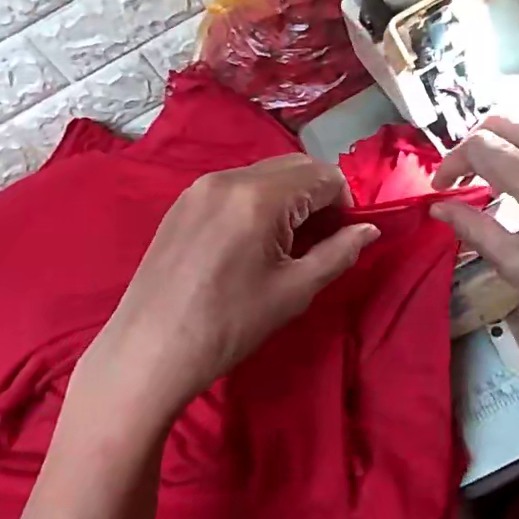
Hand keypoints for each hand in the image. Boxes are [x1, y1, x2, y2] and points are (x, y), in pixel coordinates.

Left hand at [74, 154, 379, 419]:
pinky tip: (253, 241)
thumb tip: (370, 230)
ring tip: (287, 243)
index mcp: (260, 197)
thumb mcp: (296, 291)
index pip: (324, 176)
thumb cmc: (230, 325)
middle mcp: (229, 178)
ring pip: (265, 174)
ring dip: (290, 197)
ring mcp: (200, 187)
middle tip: (320, 239)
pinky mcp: (182, 202)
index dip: (345, 203)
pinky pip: (236, 185)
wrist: (149, 352)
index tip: (344, 236)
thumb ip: (339, 252)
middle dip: (319, 195)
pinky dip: (259, 201)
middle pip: (295, 166)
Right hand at [430, 117, 518, 361]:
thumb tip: (438, 206)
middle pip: (507, 123)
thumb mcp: (516, 263)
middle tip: (463, 174)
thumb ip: (473, 228)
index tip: (442, 187)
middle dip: (475, 143)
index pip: (483, 148)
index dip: (452, 162)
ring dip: (506, 142)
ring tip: (493, 172)